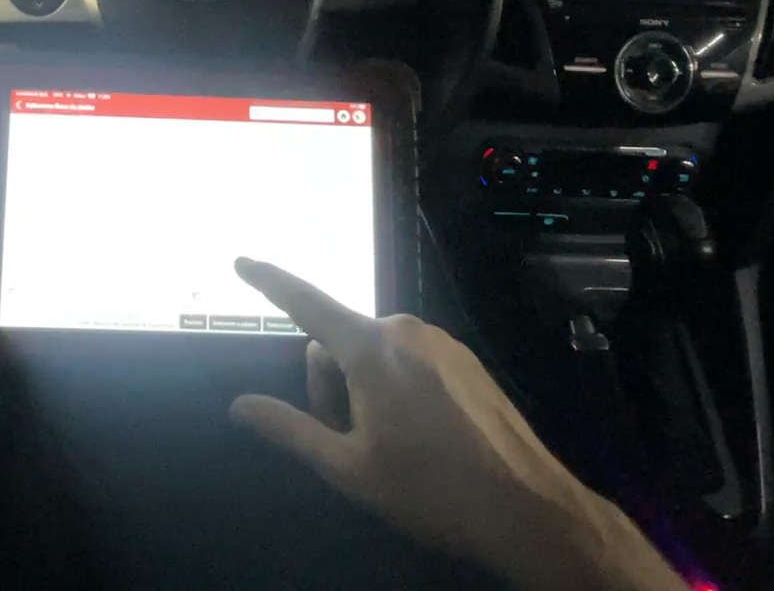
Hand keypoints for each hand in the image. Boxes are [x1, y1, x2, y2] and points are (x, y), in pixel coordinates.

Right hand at [228, 258, 686, 590]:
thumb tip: (239, 406)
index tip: (241, 261)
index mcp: (369, 348)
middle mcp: (402, 329)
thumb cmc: (430, 490)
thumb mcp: (348, 468)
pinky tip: (421, 431)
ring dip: (362, 385)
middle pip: (337, 340)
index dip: (268, 281)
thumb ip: (289, 429)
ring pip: (372, 350)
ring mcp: (438, 340)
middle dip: (328, 383)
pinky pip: (407, 355)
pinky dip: (394, 382)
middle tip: (350, 439)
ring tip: (390, 442)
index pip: (304, 302)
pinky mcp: (463, 358)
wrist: (534, 512)